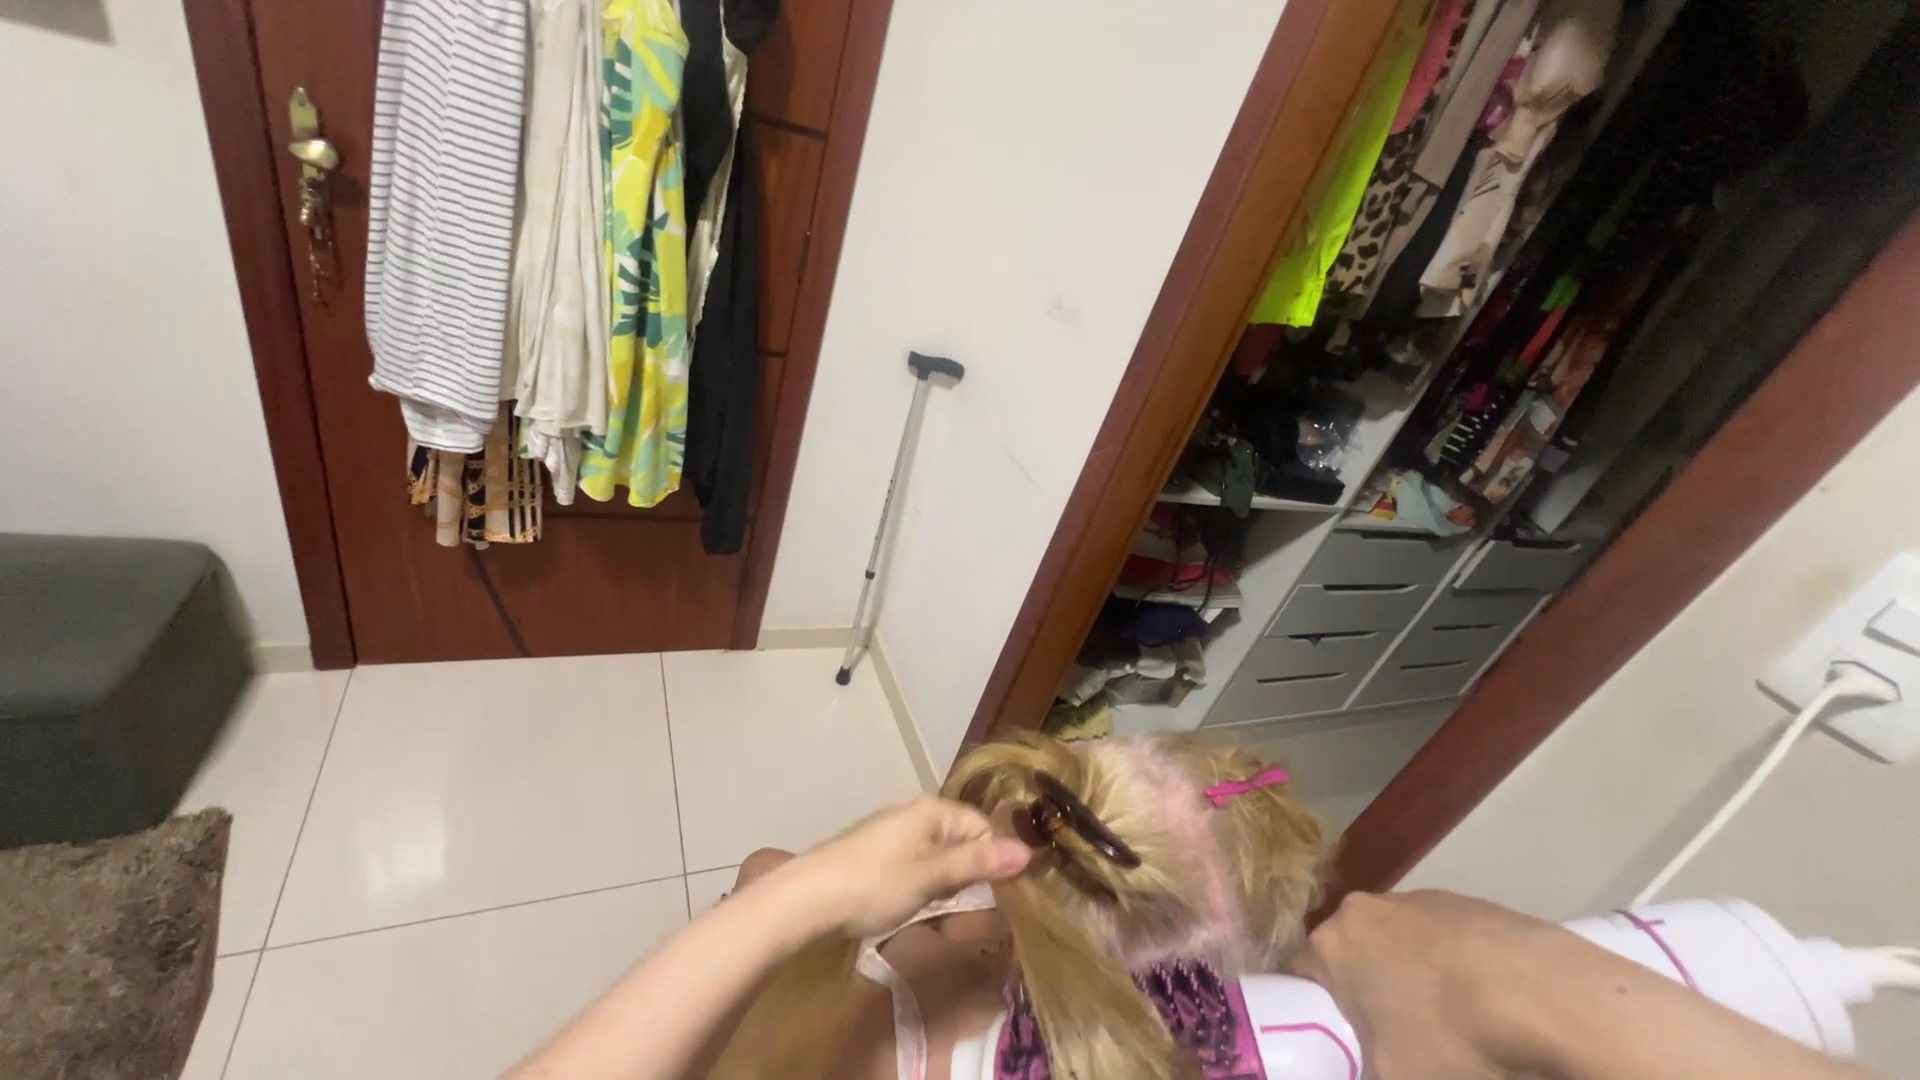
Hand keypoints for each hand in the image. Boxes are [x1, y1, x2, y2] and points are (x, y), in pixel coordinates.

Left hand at [775, 795, 1031, 937]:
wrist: (808, 898)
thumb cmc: (876, 883)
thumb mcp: (934, 876)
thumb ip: (979, 862)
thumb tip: (1028, 850)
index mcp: (934, 809)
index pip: (984, 827)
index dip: (994, 861)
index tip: (996, 898)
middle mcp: (916, 813)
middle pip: (962, 842)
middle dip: (969, 877)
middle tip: (965, 912)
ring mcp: (894, 833)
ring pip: (939, 858)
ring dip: (945, 888)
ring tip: (938, 916)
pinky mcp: (877, 854)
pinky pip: (916, 867)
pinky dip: (922, 889)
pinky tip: (910, 909)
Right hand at [1292, 891, 1580, 1078]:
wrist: (1548, 996)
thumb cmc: (1451, 1037)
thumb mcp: (1394, 1078)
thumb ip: (1365, 1072)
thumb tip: (1371, 1070)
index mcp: (1332, 942)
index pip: (1301, 972)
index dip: (1318, 1009)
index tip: (1341, 1039)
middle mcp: (1365, 909)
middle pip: (1352, 954)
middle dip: (1370, 993)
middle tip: (1397, 1038)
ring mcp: (1418, 900)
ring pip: (1399, 944)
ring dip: (1413, 979)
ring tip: (1453, 1023)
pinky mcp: (1467, 903)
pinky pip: (1444, 940)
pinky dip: (1456, 969)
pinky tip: (1488, 1004)